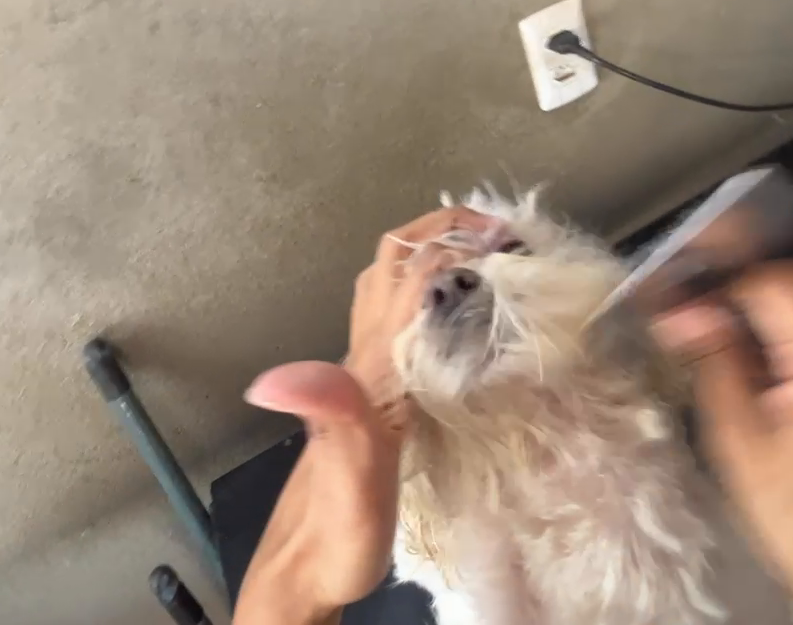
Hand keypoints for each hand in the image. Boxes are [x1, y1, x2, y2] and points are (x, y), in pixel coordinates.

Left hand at [235, 207, 491, 624]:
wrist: (305, 566)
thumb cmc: (340, 531)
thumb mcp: (351, 485)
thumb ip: (334, 424)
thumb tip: (278, 376)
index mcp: (374, 362)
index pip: (415, 274)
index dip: (463, 245)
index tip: (514, 244)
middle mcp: (363, 349)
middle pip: (393, 257)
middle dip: (444, 227)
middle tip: (500, 232)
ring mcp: (361, 362)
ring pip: (386, 276)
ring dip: (428, 245)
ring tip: (478, 250)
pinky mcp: (368, 380)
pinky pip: (393, 306)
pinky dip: (422, 280)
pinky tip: (448, 305)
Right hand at [653, 265, 792, 624]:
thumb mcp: (738, 438)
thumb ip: (715, 360)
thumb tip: (686, 310)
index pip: (779, 284)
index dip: (729, 287)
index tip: (695, 312)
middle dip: (757, 296)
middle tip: (715, 329)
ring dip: (788, 313)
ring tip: (748, 351)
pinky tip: (792, 371)